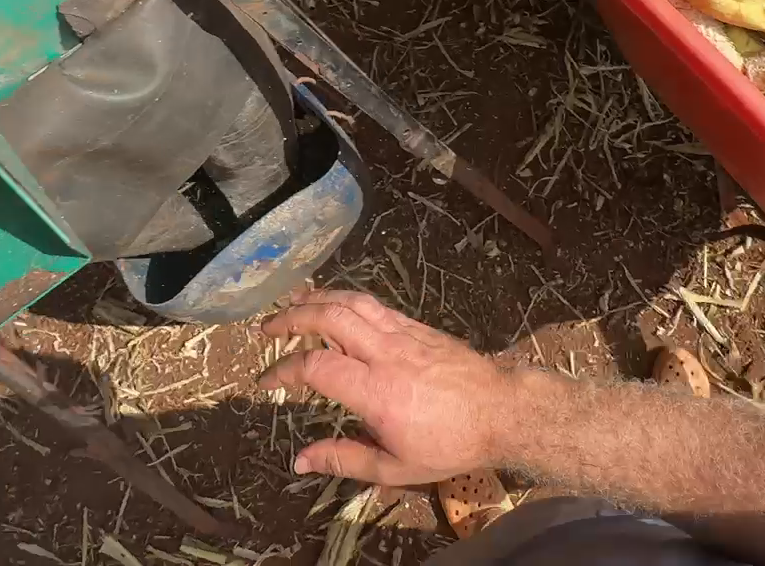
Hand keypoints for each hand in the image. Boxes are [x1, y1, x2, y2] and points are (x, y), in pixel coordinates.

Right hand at [258, 290, 528, 484]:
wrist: (500, 409)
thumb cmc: (448, 444)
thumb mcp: (395, 467)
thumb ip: (344, 458)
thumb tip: (299, 461)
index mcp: (376, 390)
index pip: (316, 366)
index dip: (283, 370)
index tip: (264, 381)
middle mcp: (385, 352)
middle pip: (330, 317)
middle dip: (293, 317)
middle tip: (267, 326)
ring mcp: (403, 333)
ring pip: (354, 301)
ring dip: (319, 297)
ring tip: (294, 302)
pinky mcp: (417, 325)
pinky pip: (375, 305)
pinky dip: (348, 299)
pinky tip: (337, 304)